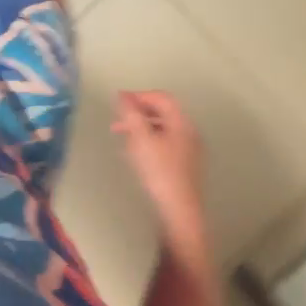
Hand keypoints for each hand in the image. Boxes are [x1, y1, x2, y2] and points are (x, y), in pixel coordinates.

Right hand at [113, 91, 206, 242]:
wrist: (179, 210)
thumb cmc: (159, 171)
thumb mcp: (141, 139)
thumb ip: (131, 114)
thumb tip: (122, 95)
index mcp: (182, 123)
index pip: (161, 97)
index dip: (139, 95)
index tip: (118, 101)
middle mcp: (189, 132)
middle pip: (162, 112)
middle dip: (137, 112)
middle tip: (116, 119)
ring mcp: (189, 149)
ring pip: (162, 128)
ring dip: (140, 127)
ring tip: (121, 135)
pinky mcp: (184, 164)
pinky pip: (164, 142)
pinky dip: (148, 140)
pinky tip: (134, 152)